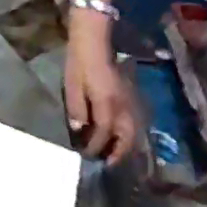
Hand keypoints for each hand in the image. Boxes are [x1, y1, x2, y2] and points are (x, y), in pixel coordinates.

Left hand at [65, 43, 137, 160]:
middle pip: (127, 135)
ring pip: (134, 130)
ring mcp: (129, 100)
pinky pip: (134, 121)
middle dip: (119, 152)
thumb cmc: (79, 63)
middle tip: (108, 163)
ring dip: (126, 145)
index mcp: (107, 102)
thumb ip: (76, 108)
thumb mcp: (72, 85)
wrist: (94, 43)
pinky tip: (118, 137)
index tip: (88, 155)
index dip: (97, 145)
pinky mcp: (130, 96)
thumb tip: (78, 129)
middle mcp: (123, 104)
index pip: (104, 131)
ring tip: (114, 154)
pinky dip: (129, 134)